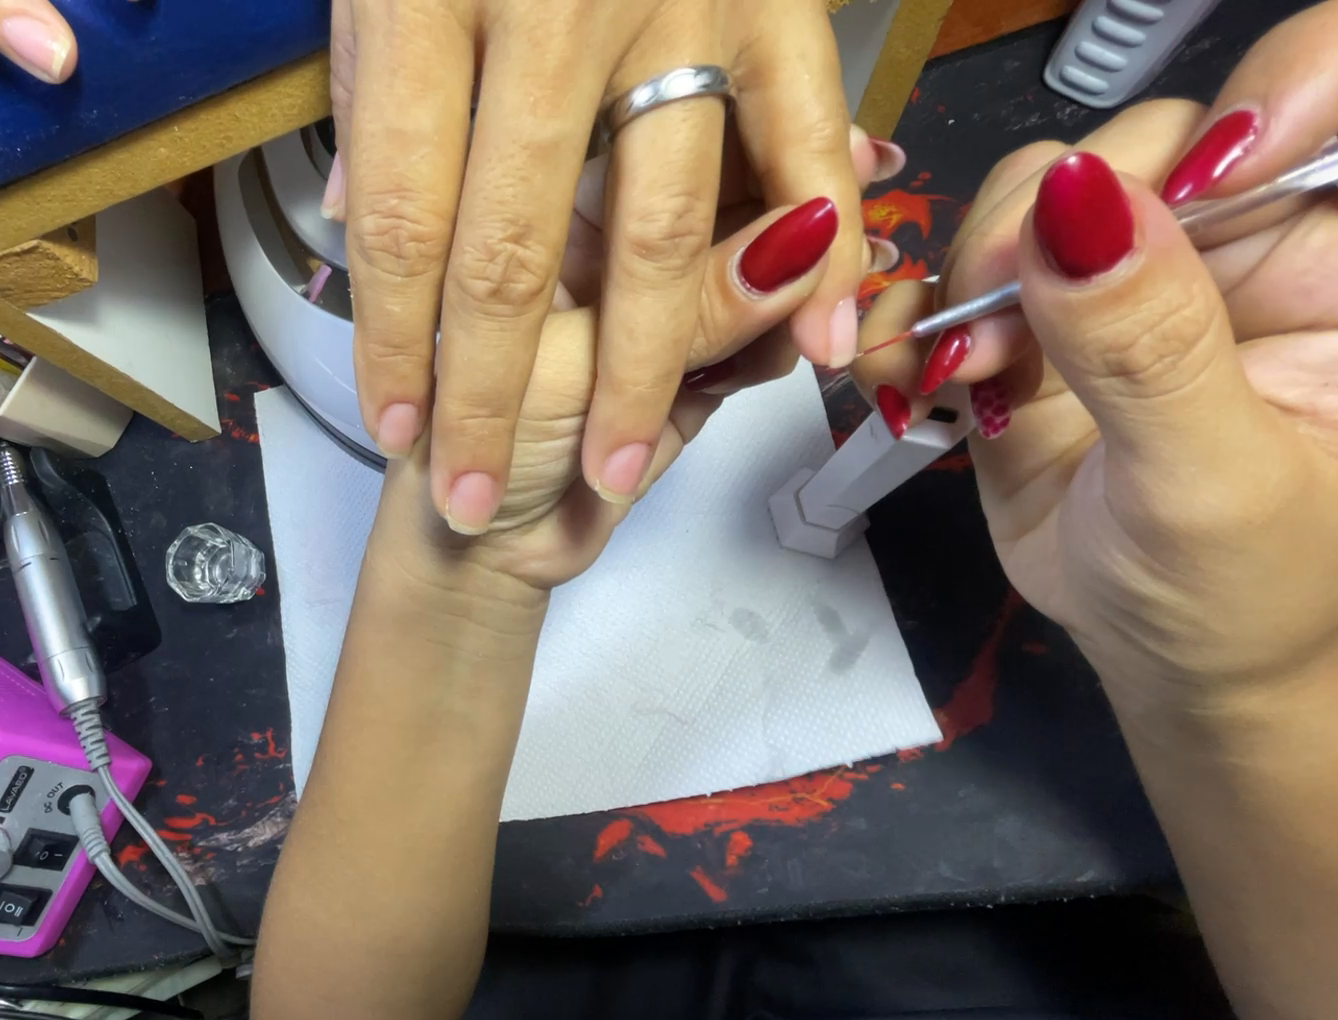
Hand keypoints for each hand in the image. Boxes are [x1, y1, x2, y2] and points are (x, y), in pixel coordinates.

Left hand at [331, 0, 867, 533]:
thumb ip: (369, 107)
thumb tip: (358, 226)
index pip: (400, 224)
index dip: (393, 344)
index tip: (397, 430)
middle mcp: (550, 4)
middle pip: (507, 257)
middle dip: (486, 401)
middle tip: (471, 498)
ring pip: (651, 234)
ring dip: (631, 377)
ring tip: (608, 477)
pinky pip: (802, 137)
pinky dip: (822, 251)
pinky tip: (822, 347)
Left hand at [385, 186, 852, 593]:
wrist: (485, 553)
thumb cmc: (478, 445)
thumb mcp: (573, 366)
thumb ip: (685, 314)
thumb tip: (805, 236)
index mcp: (552, 220)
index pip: (658, 156)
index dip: (746, 148)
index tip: (824, 150)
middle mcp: (608, 253)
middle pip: (718, 208)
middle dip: (788, 214)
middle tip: (859, 211)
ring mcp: (649, 315)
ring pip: (746, 277)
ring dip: (792, 288)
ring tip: (829, 299)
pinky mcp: (682, 374)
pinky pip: (748, 345)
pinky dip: (777, 345)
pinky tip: (798, 349)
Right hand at [853, 0, 1337, 706]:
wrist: (1140, 639)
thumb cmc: (1228, 579)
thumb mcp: (1210, 475)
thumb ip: (1149, 346)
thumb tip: (1067, 207)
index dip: (1295, 83)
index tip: (1199, 182)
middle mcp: (1238, 248)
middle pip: (1144, 142)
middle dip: (1052, 216)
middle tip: (995, 312)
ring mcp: (1116, 290)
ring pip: (1025, 206)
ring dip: (963, 279)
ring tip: (954, 375)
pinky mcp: (1024, 333)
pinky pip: (946, 287)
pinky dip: (906, 326)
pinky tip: (905, 384)